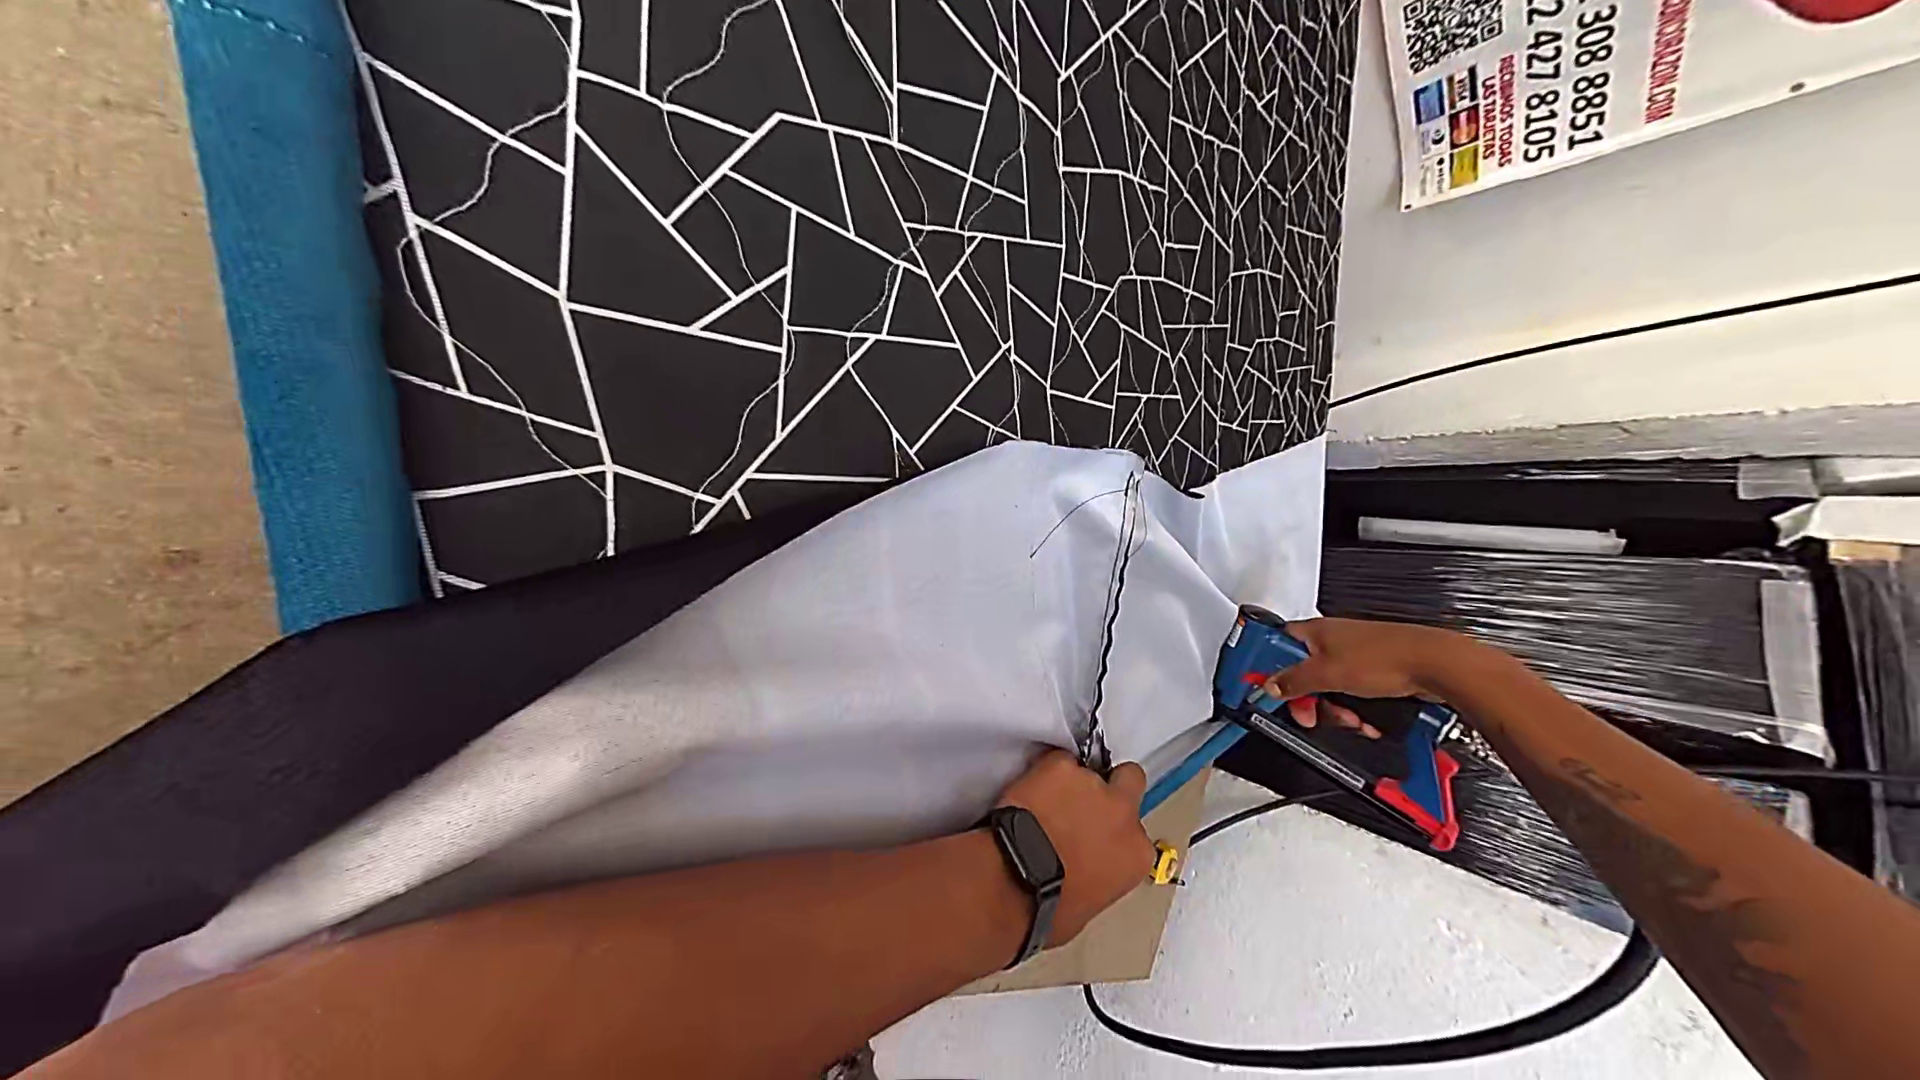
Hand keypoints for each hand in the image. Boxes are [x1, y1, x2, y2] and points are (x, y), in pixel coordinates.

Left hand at [993, 750, 1155, 944]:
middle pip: (1131, 778)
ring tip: (1042, 802)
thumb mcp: (1093, 902)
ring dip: (1068, 783)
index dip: (1114, 828)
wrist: (1015, 881)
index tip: (1096, 832)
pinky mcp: (1060, 766)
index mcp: (1136, 853)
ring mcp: (1092, 784)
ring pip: (1084, 769)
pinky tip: (1029, 792)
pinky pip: (1055, 760)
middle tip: (1084, 798)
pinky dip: (1043, 771)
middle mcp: (1122, 814)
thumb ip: (1103, 874)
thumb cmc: (1048, 908)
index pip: (1135, 830)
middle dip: (1113, 783)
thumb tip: (1088, 868)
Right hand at [1259, 617, 1478, 711]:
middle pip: (1297, 671)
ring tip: (1344, 717)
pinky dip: (1349, 708)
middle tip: (1305, 712)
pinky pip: (1345, 692)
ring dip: (1330, 707)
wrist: (1435, 665)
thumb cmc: (1387, 657)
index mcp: (1312, 632)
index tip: (1255, 683)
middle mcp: (1328, 640)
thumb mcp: (1327, 674)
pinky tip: (1360, 718)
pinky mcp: (1368, 671)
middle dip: (1303, 697)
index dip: (1263, 664)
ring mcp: (1349, 655)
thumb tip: (1270, 685)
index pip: (1272, 645)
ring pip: (1323, 686)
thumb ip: (1293, 681)